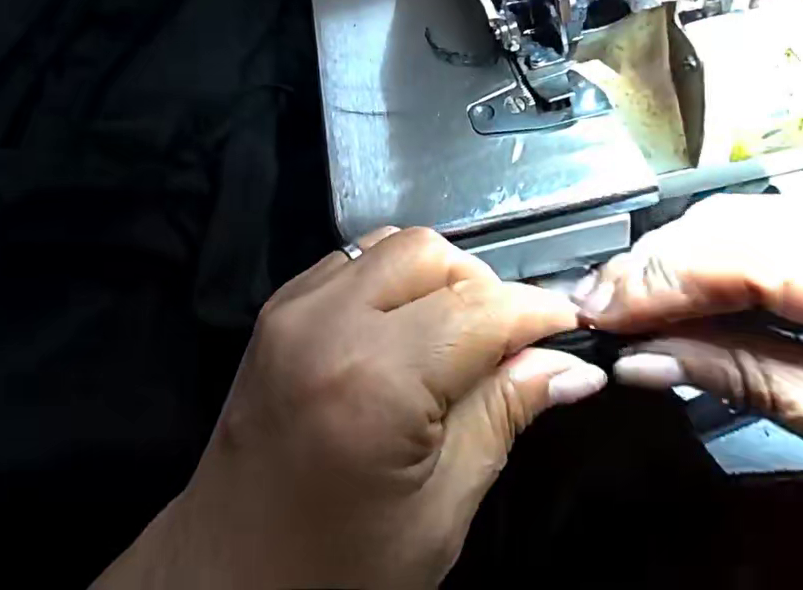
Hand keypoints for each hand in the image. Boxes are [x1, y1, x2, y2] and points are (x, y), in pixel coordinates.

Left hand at [95, 226, 609, 588]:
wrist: (232, 562)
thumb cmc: (341, 561)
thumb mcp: (441, 508)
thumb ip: (502, 415)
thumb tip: (570, 365)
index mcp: (372, 377)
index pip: (476, 308)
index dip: (535, 312)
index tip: (570, 329)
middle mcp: (324, 320)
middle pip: (427, 252)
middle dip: (481, 286)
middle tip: (507, 342)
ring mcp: (291, 306)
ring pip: (386, 244)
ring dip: (434, 277)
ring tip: (455, 336)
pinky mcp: (275, 307)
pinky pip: (347, 262)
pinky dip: (387, 280)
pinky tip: (402, 330)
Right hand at [579, 193, 802, 589]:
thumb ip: (770, 391)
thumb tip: (644, 357)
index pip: (757, 250)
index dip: (658, 276)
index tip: (594, 312)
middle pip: (745, 220)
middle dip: (657, 267)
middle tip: (600, 314)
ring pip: (754, 217)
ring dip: (682, 262)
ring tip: (636, 308)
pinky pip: (787, 232)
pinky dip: (725, 263)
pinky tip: (698, 297)